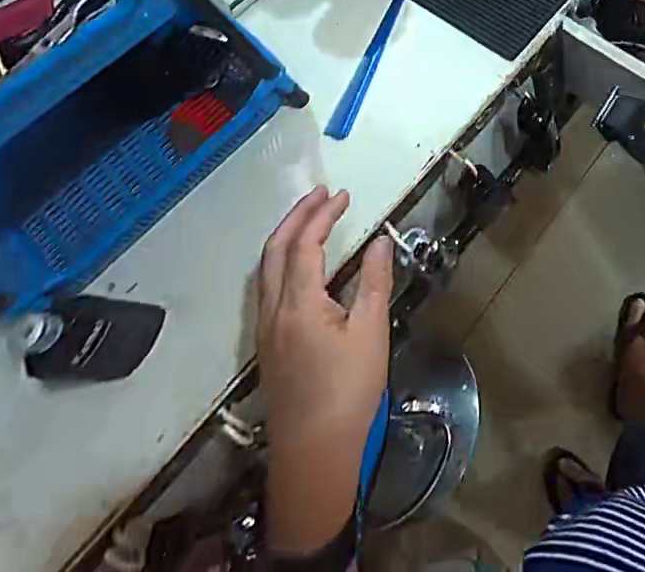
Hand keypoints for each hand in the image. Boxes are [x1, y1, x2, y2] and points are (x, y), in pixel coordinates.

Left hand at [257, 187, 393, 553]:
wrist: (314, 451)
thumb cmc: (348, 389)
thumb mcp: (370, 332)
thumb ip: (374, 281)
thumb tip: (379, 240)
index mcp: (298, 304)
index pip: (305, 245)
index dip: (323, 215)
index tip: (344, 195)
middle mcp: (272, 311)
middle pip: (275, 250)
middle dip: (297, 216)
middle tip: (321, 194)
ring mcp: (265, 329)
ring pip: (265, 269)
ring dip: (286, 236)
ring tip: (310, 218)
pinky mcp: (268, 344)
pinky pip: (267, 286)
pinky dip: (282, 260)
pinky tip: (300, 264)